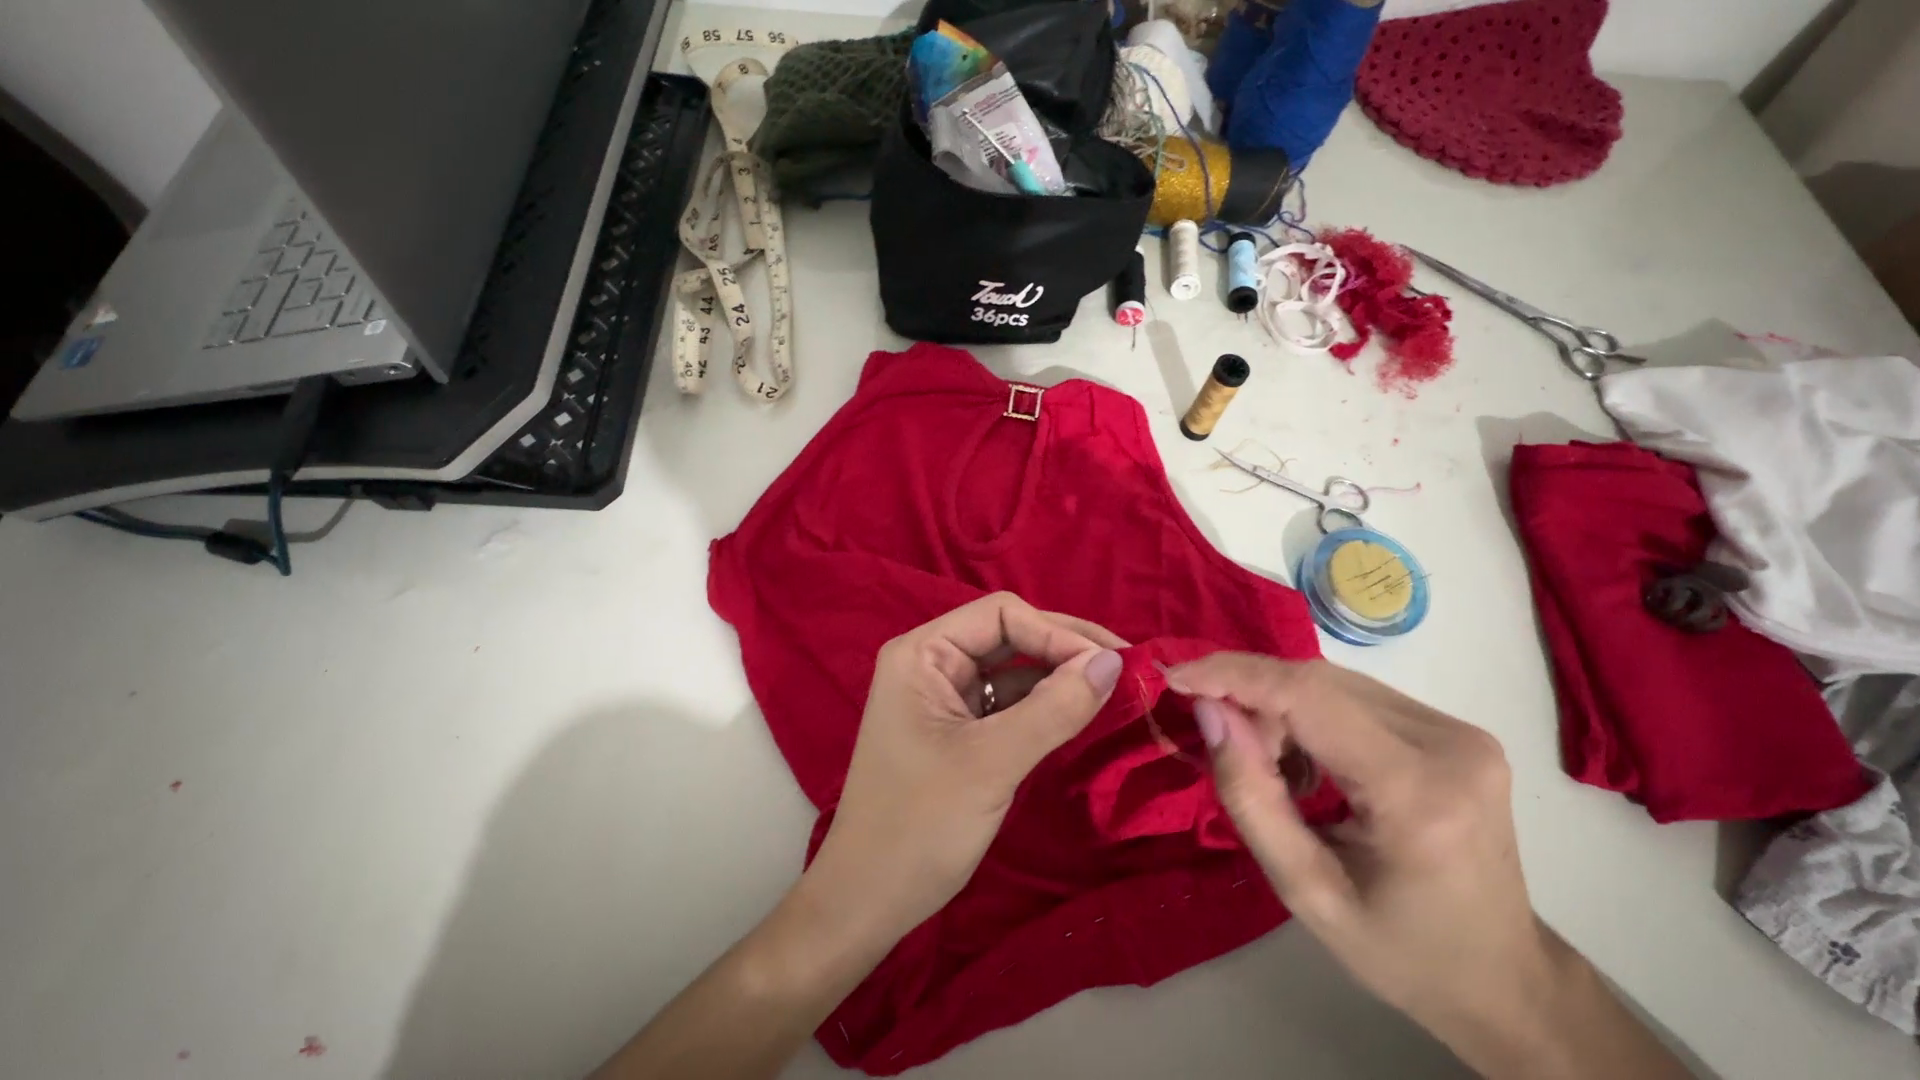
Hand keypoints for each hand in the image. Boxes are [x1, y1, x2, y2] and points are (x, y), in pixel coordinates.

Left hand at [806, 593, 1125, 939]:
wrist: (867, 900)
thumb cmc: (919, 826)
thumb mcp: (992, 763)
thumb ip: (1054, 709)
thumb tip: (1112, 662)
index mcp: (921, 655)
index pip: (1001, 615)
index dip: (1058, 634)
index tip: (1112, 666)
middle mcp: (929, 666)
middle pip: (1009, 636)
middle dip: (1065, 650)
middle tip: (1128, 669)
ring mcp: (941, 700)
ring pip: (1012, 672)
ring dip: (1059, 679)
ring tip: (1115, 691)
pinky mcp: (955, 734)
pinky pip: (1006, 705)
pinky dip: (1044, 708)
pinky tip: (1080, 716)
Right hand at [1169, 655, 1557, 1061]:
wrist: (1502, 977)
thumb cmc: (1400, 952)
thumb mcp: (1306, 892)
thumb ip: (1253, 799)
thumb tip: (1210, 711)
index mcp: (1418, 792)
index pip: (1310, 697)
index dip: (1235, 675)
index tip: (1175, 676)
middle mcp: (1451, 744)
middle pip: (1321, 682)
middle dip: (1254, 697)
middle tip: (1220, 743)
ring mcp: (1461, 733)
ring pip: (1339, 684)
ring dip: (1282, 709)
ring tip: (1270, 769)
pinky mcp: (1458, 733)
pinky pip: (1361, 700)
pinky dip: (1314, 717)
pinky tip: (1309, 766)